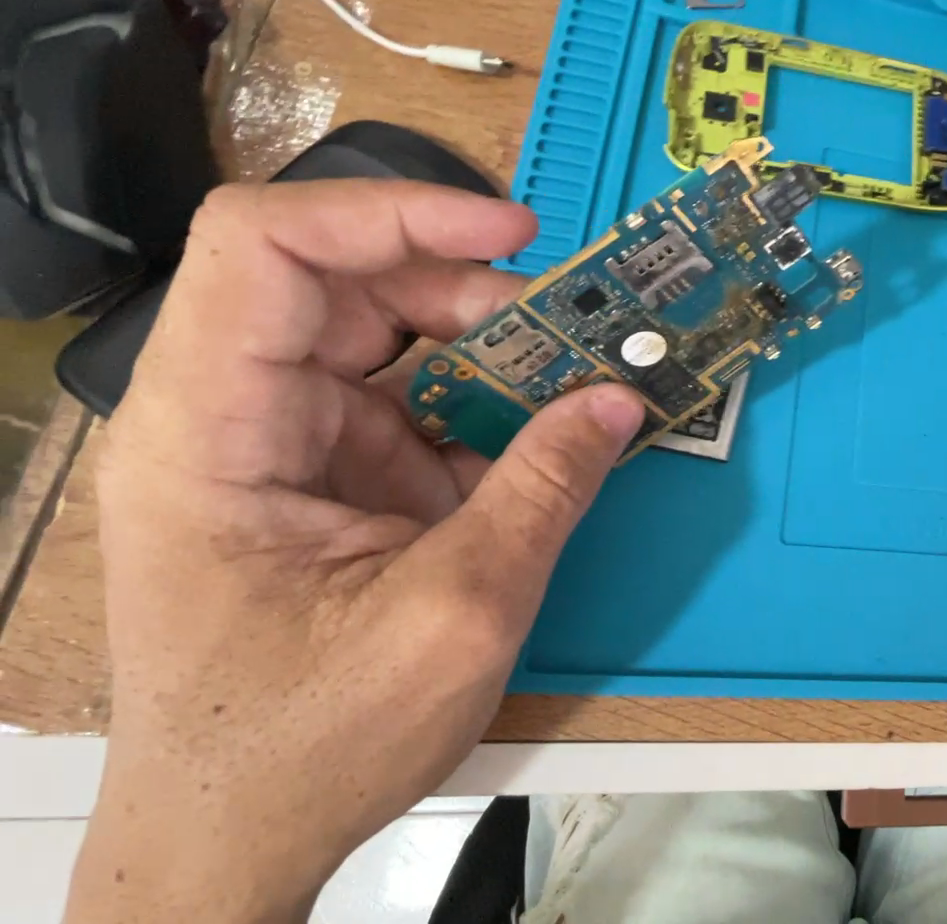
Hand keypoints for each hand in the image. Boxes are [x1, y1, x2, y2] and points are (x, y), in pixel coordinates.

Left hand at [65, 181, 645, 922]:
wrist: (242, 839)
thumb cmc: (313, 740)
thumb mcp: (457, 609)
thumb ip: (547, 487)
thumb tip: (625, 400)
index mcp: (214, 430)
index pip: (268, 248)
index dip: (396, 212)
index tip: (517, 233)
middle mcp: (241, 414)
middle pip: (350, 286)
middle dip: (475, 292)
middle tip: (578, 329)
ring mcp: (296, 444)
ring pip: (397, 340)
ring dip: (499, 349)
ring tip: (583, 377)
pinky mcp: (344, 475)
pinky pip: (427, 404)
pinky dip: (501, 404)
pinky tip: (558, 428)